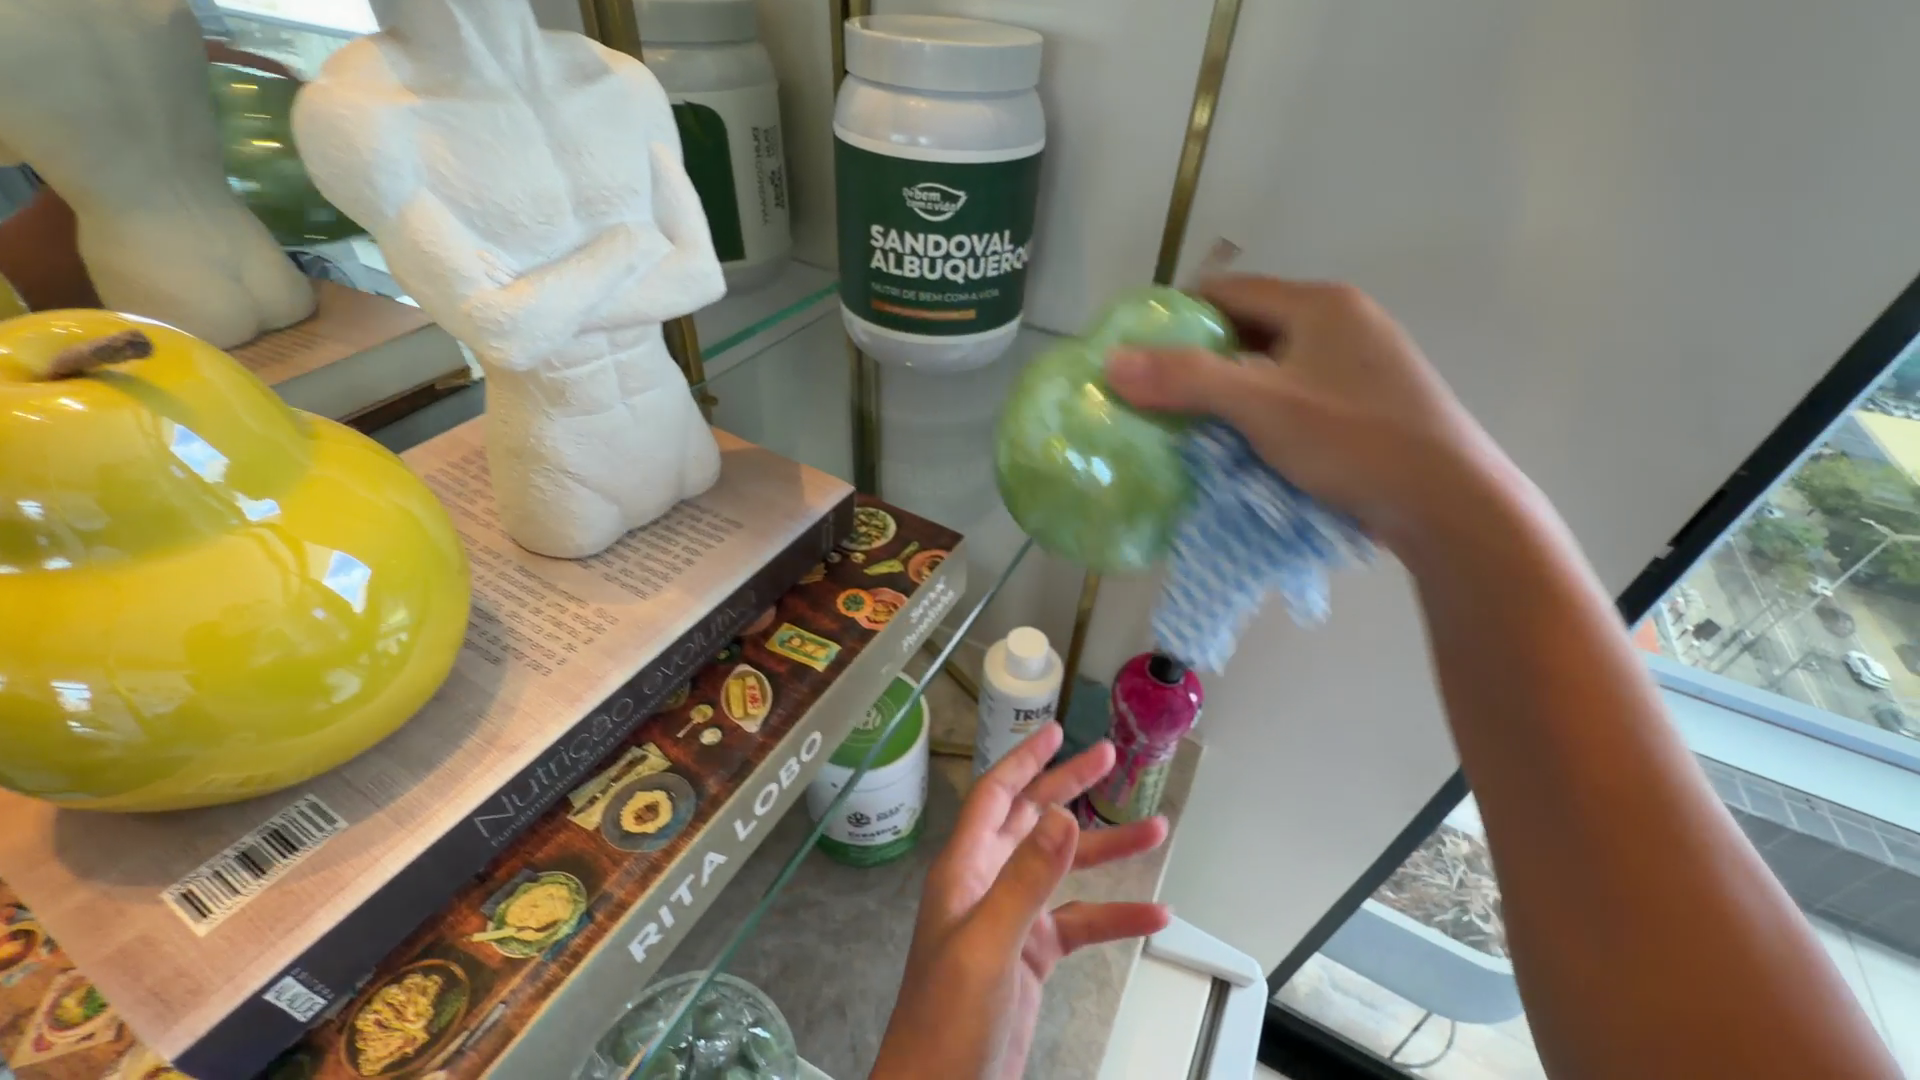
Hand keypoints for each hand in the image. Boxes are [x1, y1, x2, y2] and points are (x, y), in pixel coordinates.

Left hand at [871, 725, 1169, 1079]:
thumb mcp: (989, 942)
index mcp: (966, 867)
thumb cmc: (950, 1014)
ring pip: (1064, 870)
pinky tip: (1154, 916)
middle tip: (1111, 759)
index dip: (1024, 759)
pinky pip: (1078, 923)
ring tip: (1156, 828)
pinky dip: (1114, 917)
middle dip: (1070, 787)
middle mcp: (988, 882)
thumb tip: (1060, 813)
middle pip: (1034, 820)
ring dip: (1106, 850)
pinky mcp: (1031, 954)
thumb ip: (1026, 878)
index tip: (1056, 730)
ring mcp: (1012, 918)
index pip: (996, 795)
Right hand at [1103, 275, 1509, 549]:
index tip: (1137, 354)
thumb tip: (1110, 362)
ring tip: (1191, 425)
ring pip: (1272, 366)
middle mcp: (1343, 322)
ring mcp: (1360, 364)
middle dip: (1199, 360)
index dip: (1175, 317)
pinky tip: (1244, 445)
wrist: (1450, 505)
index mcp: (1320, 304)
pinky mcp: (1368, 403)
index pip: (1226, 291)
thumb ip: (1185, 380)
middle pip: (1248, 329)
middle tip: (1157, 396)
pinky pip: (1295, 395)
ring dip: (1230, 391)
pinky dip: (1262, 413)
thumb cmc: (1355, 441)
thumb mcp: (1261, 406)